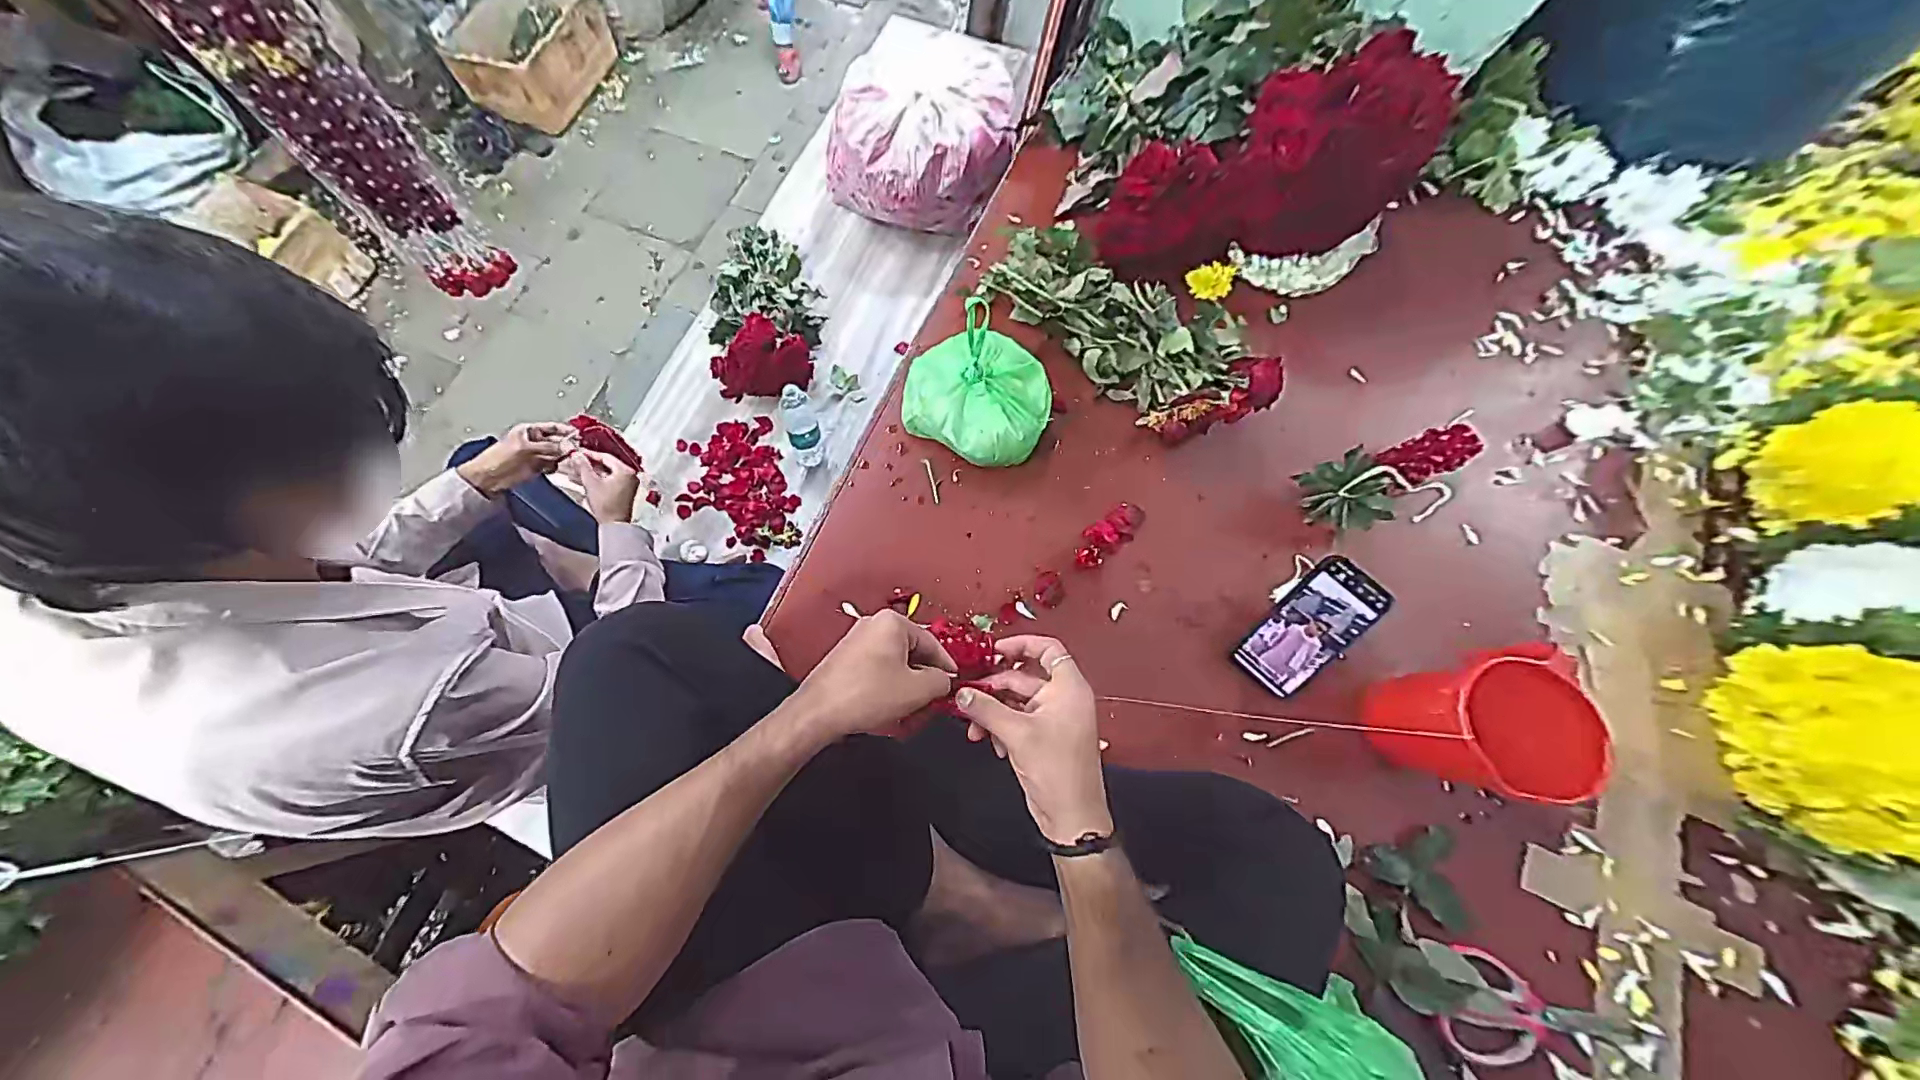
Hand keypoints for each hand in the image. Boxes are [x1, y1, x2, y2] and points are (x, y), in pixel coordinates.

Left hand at [457, 422, 575, 495]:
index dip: (566, 430)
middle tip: (575, 451)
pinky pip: (553, 465)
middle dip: (566, 446)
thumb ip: (550, 447)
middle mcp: (534, 441)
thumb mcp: (527, 449)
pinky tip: (554, 468)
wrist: (487, 479)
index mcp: (529, 431)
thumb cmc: (498, 460)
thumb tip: (569, 446)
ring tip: (565, 461)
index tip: (579, 435)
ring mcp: (536, 454)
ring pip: (557, 454)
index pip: (553, 427)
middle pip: (558, 441)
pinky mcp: (537, 466)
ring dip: (562, 458)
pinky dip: (556, 467)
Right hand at [561, 449, 641, 523]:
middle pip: (606, 465)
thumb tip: (576, 455)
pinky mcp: (623, 492)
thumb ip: (583, 467)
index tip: (578, 453)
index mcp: (626, 471)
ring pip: (606, 473)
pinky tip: (582, 480)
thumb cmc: (606, 506)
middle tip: (575, 462)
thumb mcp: (591, 483)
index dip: (590, 454)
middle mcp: (630, 476)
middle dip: (588, 464)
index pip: (606, 457)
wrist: (614, 525)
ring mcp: (628, 484)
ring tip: (575, 471)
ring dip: (590, 472)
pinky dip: (596, 480)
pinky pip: (608, 481)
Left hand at [784, 610, 955, 743]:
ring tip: (908, 708)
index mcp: (892, 622)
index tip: (952, 683)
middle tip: (931, 699)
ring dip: (906, 685)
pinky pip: (877, 670)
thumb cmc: (863, 696)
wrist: (818, 714)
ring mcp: (857, 641)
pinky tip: (887, 707)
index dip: (946, 667)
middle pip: (912, 652)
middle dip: (923, 678)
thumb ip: (941, 681)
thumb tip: (944, 680)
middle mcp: (873, 625)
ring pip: (895, 663)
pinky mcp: (846, 659)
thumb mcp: (918, 690)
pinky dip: (887, 686)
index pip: (932, 643)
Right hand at [953, 636, 1113, 846]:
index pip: (1048, 649)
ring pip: (1016, 701)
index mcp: (1068, 688)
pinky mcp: (1043, 736)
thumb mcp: (1017, 734)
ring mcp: (1053, 718)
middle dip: (995, 686)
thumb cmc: (1060, 773)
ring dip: (993, 710)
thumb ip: (986, 709)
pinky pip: (1016, 720)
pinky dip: (1000, 726)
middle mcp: (1063, 699)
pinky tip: (988, 740)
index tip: (995, 650)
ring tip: (974, 724)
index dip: (1021, 644)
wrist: (1071, 816)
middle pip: (1024, 677)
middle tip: (970, 692)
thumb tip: (964, 694)